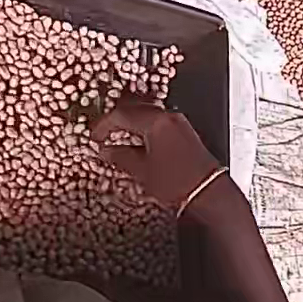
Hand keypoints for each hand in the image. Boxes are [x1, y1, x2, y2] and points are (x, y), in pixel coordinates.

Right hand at [89, 99, 222, 212]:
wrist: (207, 192)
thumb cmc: (178, 183)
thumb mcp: (142, 171)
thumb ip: (121, 157)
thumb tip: (107, 151)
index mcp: (155, 122)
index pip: (121, 115)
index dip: (104, 125)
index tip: (95, 136)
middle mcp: (168, 117)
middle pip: (135, 109)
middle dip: (116, 121)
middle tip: (103, 134)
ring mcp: (178, 122)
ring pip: (147, 114)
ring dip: (130, 123)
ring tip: (117, 138)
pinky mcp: (184, 131)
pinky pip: (159, 122)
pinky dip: (144, 128)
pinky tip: (137, 142)